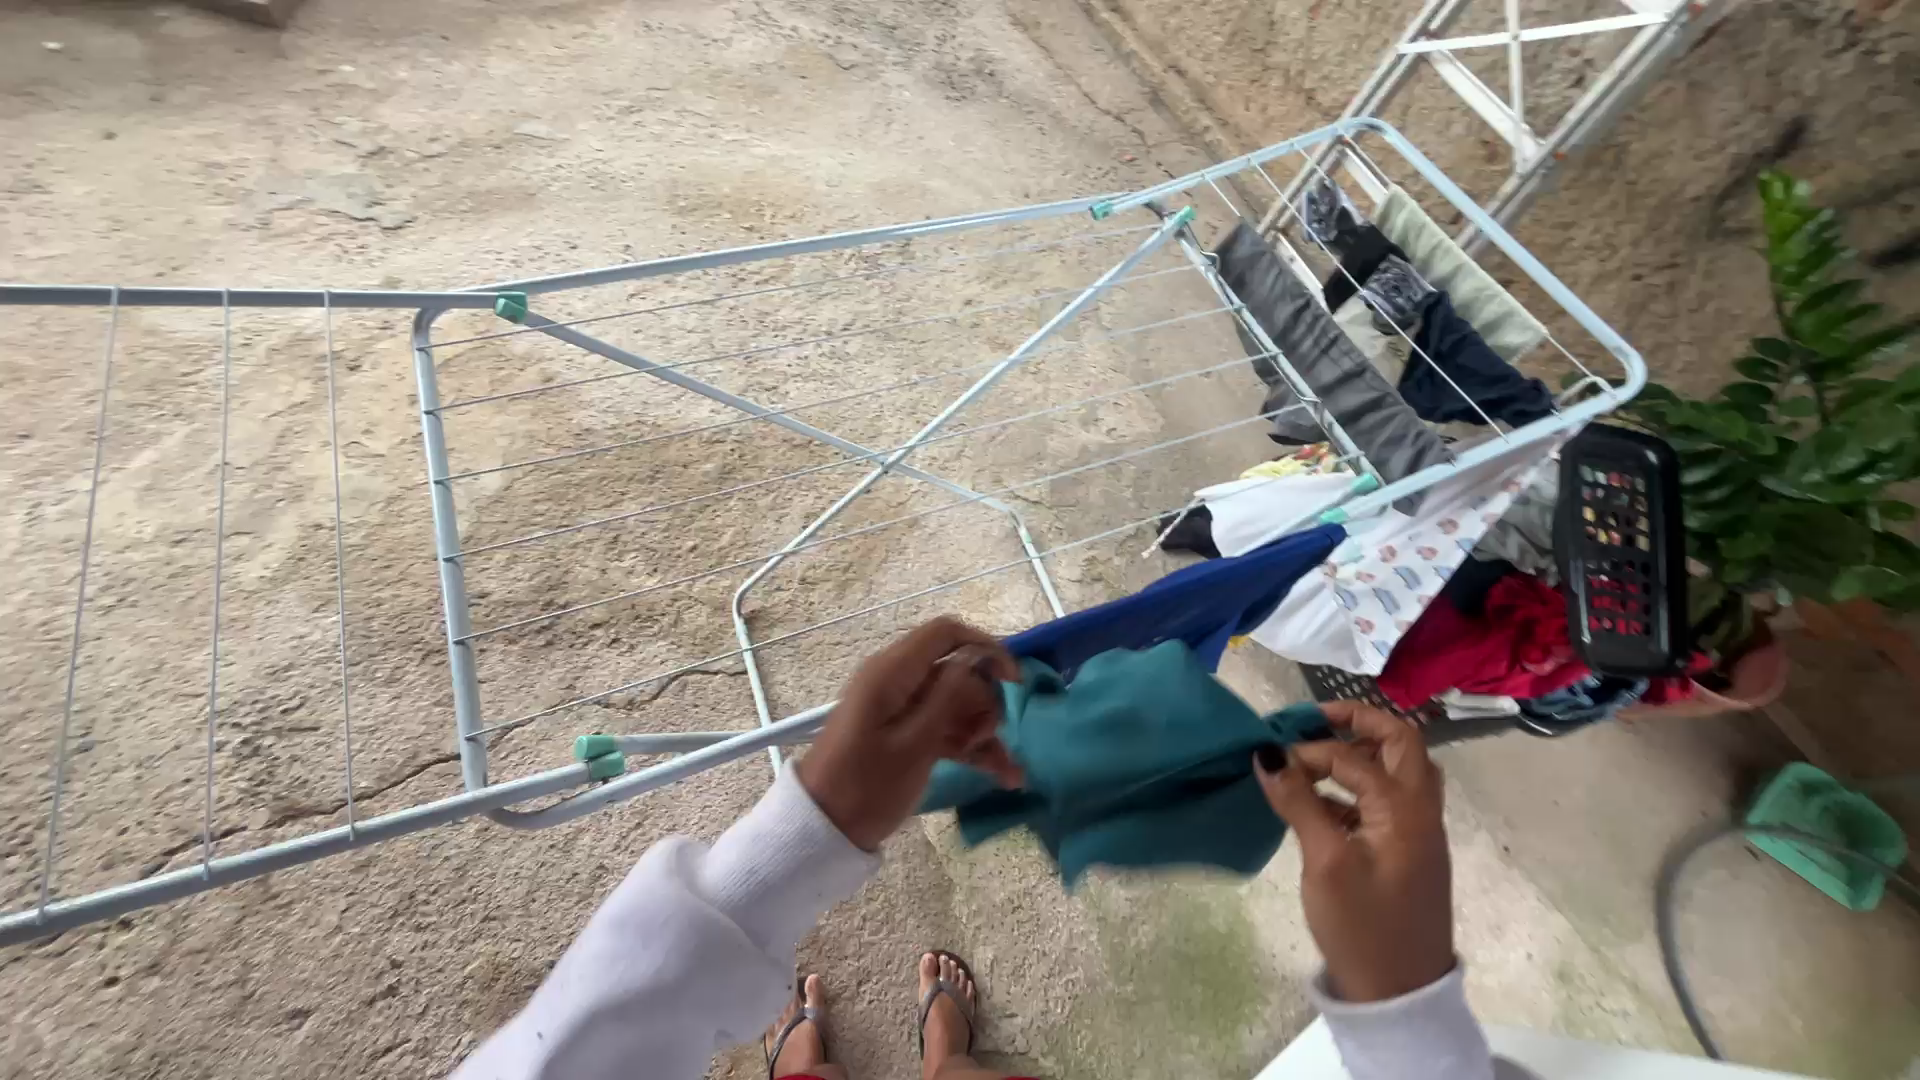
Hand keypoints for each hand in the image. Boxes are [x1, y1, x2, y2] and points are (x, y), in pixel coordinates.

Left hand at [796, 617, 1023, 850]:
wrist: (822, 830)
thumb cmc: (866, 785)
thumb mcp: (914, 743)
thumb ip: (948, 696)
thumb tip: (977, 656)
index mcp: (893, 671)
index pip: (947, 633)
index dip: (986, 649)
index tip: (1014, 683)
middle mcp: (898, 681)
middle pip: (957, 672)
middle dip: (983, 704)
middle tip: (984, 740)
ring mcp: (901, 708)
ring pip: (956, 704)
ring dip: (982, 732)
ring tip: (1004, 772)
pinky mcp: (904, 733)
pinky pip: (945, 728)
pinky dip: (970, 747)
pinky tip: (1004, 775)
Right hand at [1253, 701, 1454, 1002]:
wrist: (1400, 995)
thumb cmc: (1362, 926)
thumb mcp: (1324, 861)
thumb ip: (1298, 801)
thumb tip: (1267, 753)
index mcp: (1405, 810)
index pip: (1353, 756)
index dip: (1309, 751)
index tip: (1270, 760)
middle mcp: (1420, 811)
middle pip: (1401, 742)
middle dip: (1356, 722)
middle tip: (1311, 722)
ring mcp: (1417, 831)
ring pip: (1398, 769)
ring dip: (1360, 751)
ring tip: (1314, 756)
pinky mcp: (1406, 851)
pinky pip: (1387, 798)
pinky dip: (1357, 785)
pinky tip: (1320, 801)